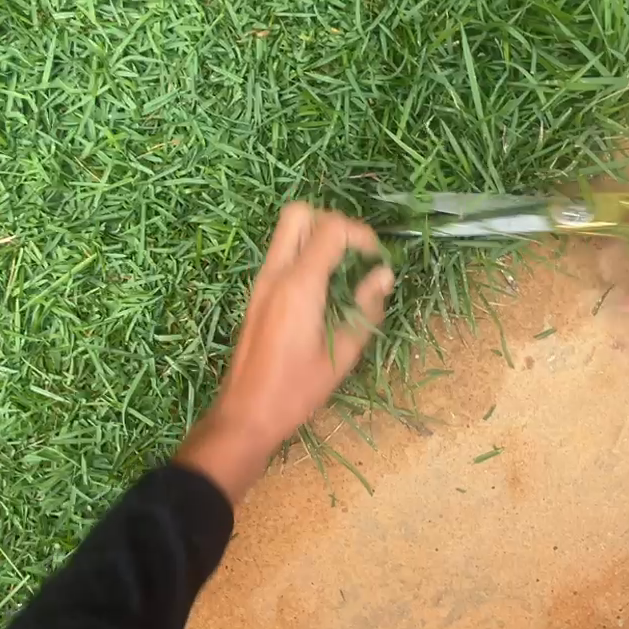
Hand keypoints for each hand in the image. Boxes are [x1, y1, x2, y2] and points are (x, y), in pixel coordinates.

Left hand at [175, 204, 394, 499]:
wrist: (245, 414)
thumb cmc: (296, 391)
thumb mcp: (343, 354)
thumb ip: (366, 309)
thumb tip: (383, 276)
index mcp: (298, 286)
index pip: (331, 229)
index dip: (362, 235)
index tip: (378, 260)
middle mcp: (275, 275)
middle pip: (299, 214)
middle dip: (333, 223)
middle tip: (355, 254)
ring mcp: (260, 283)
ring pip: (287, 232)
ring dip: (318, 238)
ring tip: (344, 272)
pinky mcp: (256, 295)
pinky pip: (281, 256)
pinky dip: (305, 256)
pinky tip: (324, 290)